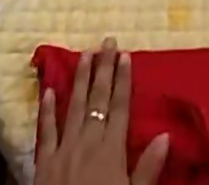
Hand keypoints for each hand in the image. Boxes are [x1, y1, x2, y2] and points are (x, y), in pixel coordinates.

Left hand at [36, 38, 169, 184]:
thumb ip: (148, 167)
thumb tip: (166, 134)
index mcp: (111, 149)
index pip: (120, 107)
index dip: (123, 79)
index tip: (125, 54)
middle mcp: (88, 142)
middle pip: (98, 99)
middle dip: (104, 69)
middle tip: (107, 40)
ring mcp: (63, 150)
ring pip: (73, 107)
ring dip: (80, 79)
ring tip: (84, 53)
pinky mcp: (42, 164)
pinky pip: (44, 132)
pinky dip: (46, 110)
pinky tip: (48, 89)